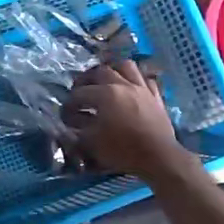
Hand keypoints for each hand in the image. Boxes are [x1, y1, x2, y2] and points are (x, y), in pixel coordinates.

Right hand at [63, 61, 191, 179]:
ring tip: (106, 80)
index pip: (79, 94)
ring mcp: (141, 88)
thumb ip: (78, 128)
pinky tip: (130, 88)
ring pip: (126, 67)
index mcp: (105, 94)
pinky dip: (136, 80)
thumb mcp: (92, 142)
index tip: (65, 114)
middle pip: (100, 71)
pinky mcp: (156, 96)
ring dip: (113, 70)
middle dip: (86, 80)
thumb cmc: (123, 150)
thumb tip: (72, 119)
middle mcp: (123, 85)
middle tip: (80, 91)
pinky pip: (145, 80)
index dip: (69, 104)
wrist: (158, 157)